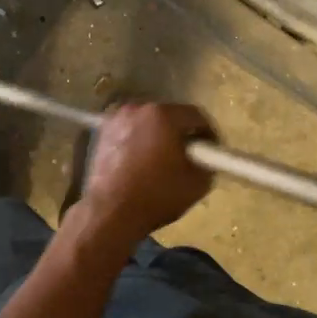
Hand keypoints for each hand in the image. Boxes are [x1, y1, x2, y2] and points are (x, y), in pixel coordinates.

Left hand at [82, 101, 216, 242]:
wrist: (111, 209)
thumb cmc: (157, 194)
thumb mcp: (196, 183)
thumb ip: (208, 163)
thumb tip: (206, 157)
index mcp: (163, 115)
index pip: (195, 115)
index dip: (208, 132)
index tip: (212, 150)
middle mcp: (138, 108)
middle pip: (169, 115)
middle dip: (182, 132)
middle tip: (190, 155)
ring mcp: (117, 118)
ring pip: (148, 122)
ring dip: (159, 135)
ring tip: (164, 159)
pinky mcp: (103, 130)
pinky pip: (130, 130)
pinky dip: (139, 140)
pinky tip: (142, 160)